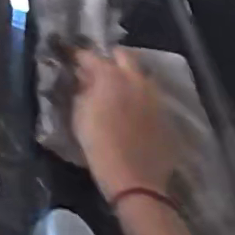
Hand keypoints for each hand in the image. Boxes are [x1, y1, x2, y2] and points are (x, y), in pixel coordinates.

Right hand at [72, 48, 179, 199]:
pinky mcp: (166, 118)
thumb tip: (83, 77)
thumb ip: (82, 88)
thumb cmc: (97, 141)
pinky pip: (151, 99)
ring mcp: (155, 99)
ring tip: (114, 89)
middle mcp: (136, 81)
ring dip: (127, 78)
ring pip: (141, 77)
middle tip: (95, 69)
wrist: (135, 180)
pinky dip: (139, 98)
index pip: (89, 55)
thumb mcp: (79, 111)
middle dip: (109, 58)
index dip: (76, 55)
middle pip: (124, 56)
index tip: (68, 57)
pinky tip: (130, 111)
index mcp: (111, 76)